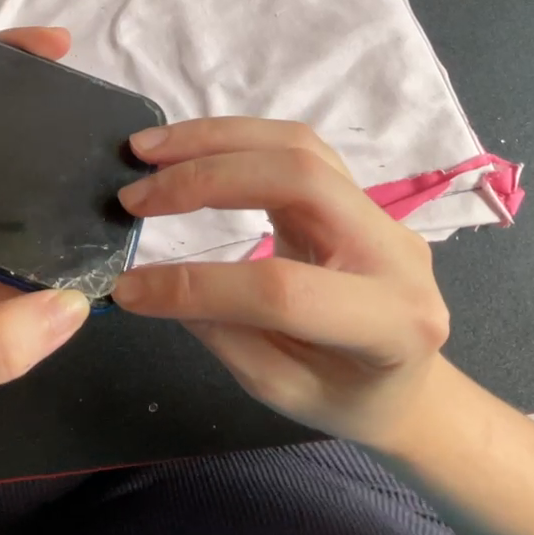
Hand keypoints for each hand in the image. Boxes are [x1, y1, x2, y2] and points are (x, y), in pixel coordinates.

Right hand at [110, 118, 448, 448]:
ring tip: (145, 150)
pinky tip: (184, 148)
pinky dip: (229, 139)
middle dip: (204, 180)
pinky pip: (292, 146)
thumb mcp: (279, 387)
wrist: (406, 381)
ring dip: (211, 140)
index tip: (127, 287)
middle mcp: (393, 250)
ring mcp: (378, 210)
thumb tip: (146, 285)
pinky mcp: (352, 190)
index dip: (195, 285)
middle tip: (132, 198)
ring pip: (296, 146)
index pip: (280, 288)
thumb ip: (220, 332)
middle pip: (300, 179)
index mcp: (390, 320)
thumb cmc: (344, 395)